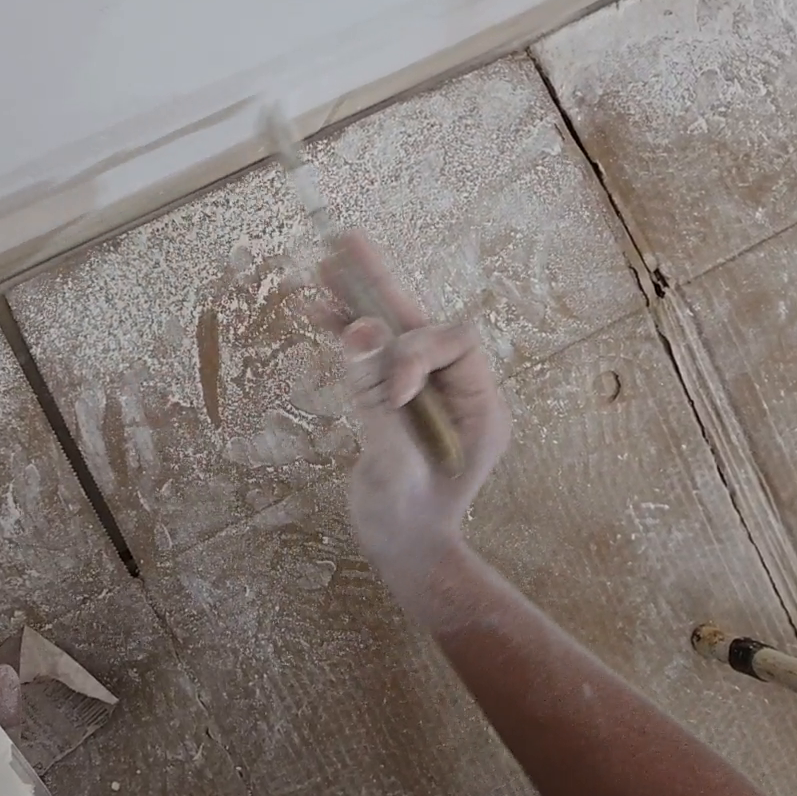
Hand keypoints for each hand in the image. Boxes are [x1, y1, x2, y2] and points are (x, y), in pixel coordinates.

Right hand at [317, 233, 511, 617]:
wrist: (403, 553)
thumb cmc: (407, 522)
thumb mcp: (393, 465)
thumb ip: (376, 399)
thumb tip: (357, 331)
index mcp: (481, 405)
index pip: (452, 346)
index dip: (415, 355)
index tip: (391, 394)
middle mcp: (455, 389)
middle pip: (420, 323)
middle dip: (383, 285)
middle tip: (346, 241)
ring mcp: (423, 393)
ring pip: (392, 334)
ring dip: (357, 301)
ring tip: (322, 265)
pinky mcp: (393, 399)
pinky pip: (371, 358)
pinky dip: (344, 335)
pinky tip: (316, 311)